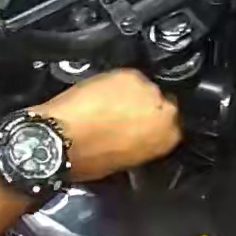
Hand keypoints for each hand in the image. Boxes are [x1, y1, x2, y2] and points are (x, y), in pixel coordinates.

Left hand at [33, 69, 181, 180]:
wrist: (62, 139)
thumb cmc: (88, 157)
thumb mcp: (126, 161)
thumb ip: (142, 144)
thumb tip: (138, 136)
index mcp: (167, 138)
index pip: (173, 126)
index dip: (154, 124)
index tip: (142, 125)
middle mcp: (165, 112)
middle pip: (162, 102)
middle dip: (146, 107)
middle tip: (124, 115)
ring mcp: (147, 89)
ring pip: (144, 88)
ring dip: (131, 94)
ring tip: (109, 104)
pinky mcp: (127, 74)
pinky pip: (126, 77)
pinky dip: (115, 83)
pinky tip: (100, 95)